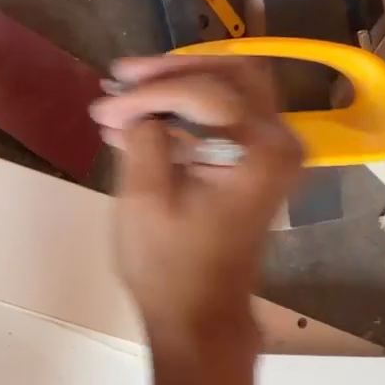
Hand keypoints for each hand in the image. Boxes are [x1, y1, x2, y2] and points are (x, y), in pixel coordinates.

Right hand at [89, 56, 302, 362]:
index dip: (151, 91)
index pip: (206, 91)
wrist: (197, 313)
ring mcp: (269, 154)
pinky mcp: (251, 168)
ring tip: (121, 96)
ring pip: (228, 93)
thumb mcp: (145, 200)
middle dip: (172, 71)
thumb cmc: (168, 265)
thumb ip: (144, 141)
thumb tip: (135, 109)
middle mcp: (279, 142)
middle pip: (232, 75)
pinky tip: (137, 124)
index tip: (105, 101)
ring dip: (175, 89)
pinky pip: (222, 121)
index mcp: (260, 150)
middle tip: (121, 75)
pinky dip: (181, 115)